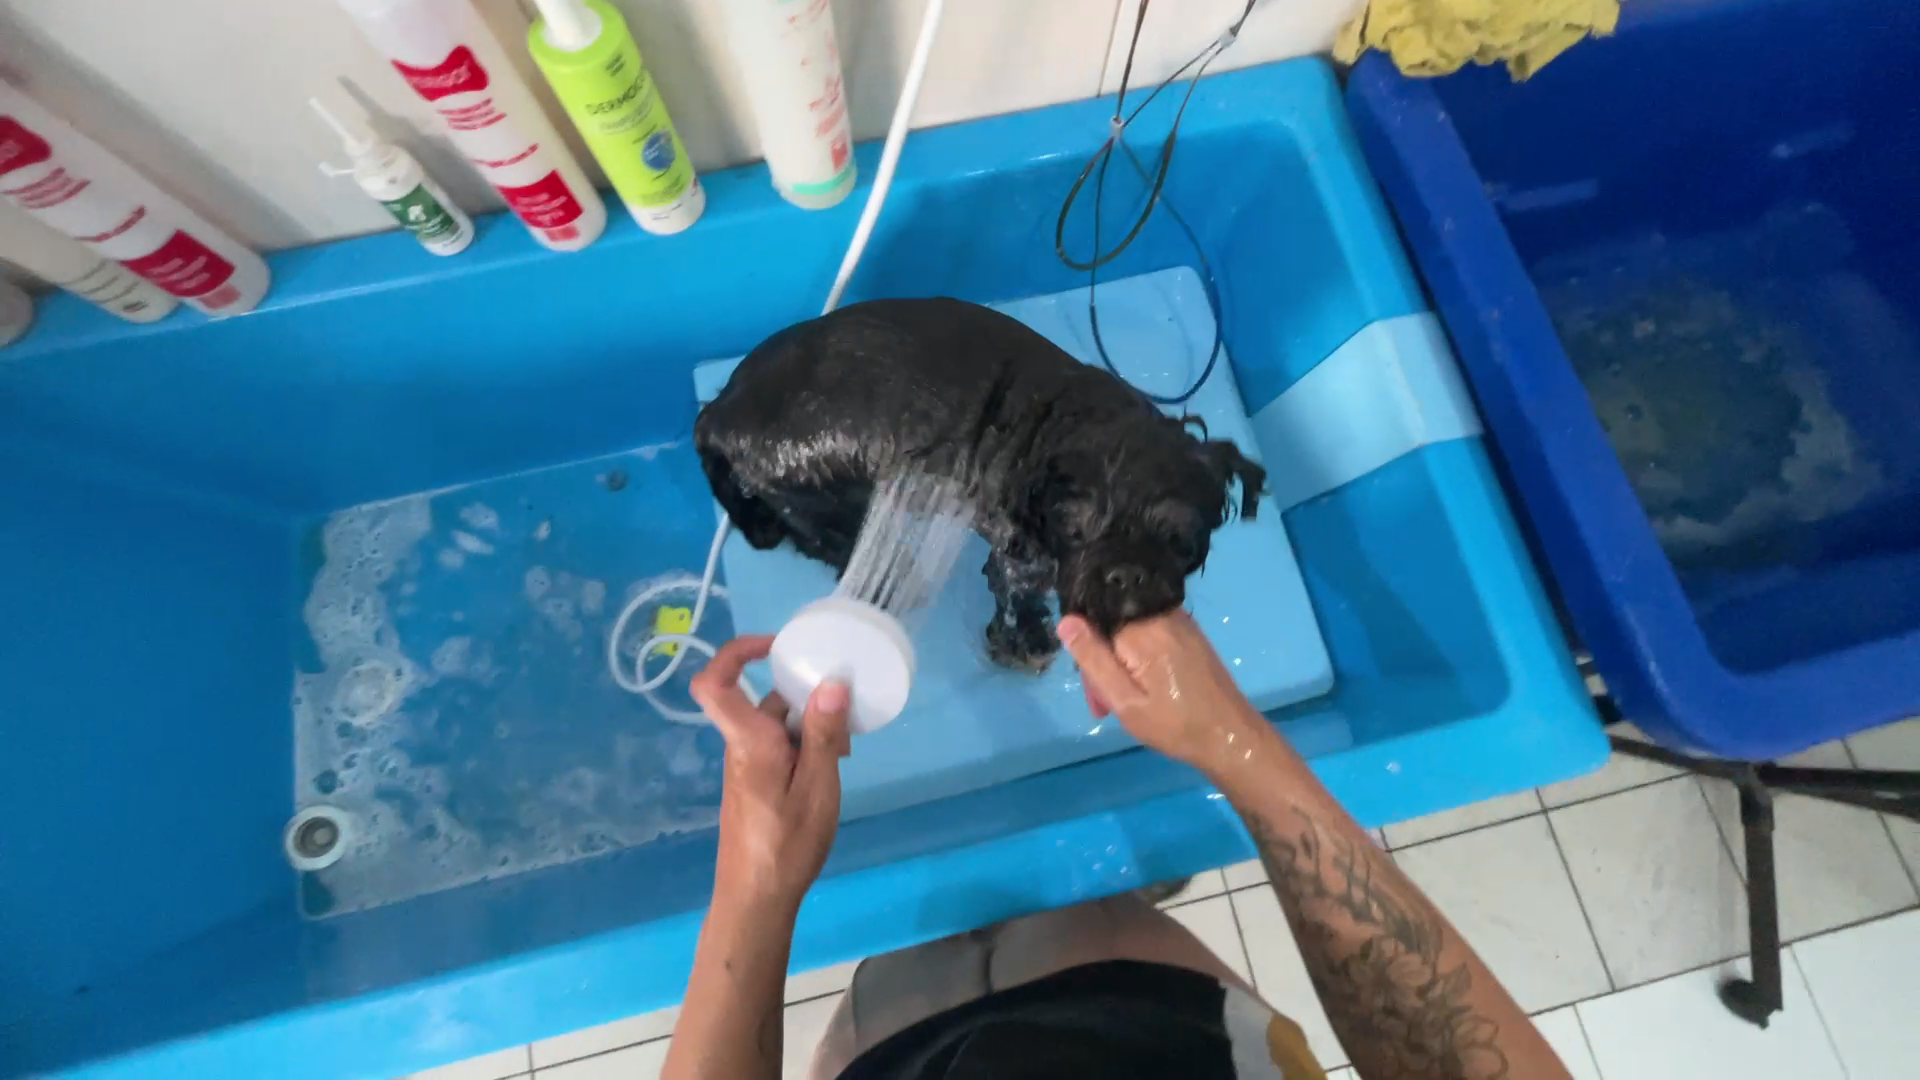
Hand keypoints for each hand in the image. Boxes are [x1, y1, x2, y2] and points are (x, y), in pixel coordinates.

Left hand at [690, 636, 850, 910]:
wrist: (756, 902)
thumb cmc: (786, 845)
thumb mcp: (817, 787)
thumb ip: (822, 734)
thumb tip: (830, 682)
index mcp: (749, 741)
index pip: (714, 684)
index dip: (735, 652)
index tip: (776, 646)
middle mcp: (741, 746)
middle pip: (762, 700)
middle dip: (801, 694)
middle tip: (842, 706)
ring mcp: (747, 765)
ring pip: (775, 724)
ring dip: (809, 724)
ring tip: (844, 745)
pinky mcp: (756, 782)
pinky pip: (778, 745)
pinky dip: (804, 745)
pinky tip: (830, 765)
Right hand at [1057, 611, 1267, 774]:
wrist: (1232, 737)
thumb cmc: (1175, 725)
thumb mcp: (1125, 700)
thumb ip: (1093, 658)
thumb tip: (1066, 620)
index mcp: (1141, 629)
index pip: (1092, 620)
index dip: (1084, 650)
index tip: (1092, 687)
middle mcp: (1159, 614)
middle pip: (1111, 625)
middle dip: (1102, 661)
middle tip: (1105, 704)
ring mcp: (1178, 620)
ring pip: (1129, 630)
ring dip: (1120, 661)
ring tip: (1126, 700)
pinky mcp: (1188, 631)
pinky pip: (1149, 632)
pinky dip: (1139, 656)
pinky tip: (1145, 685)